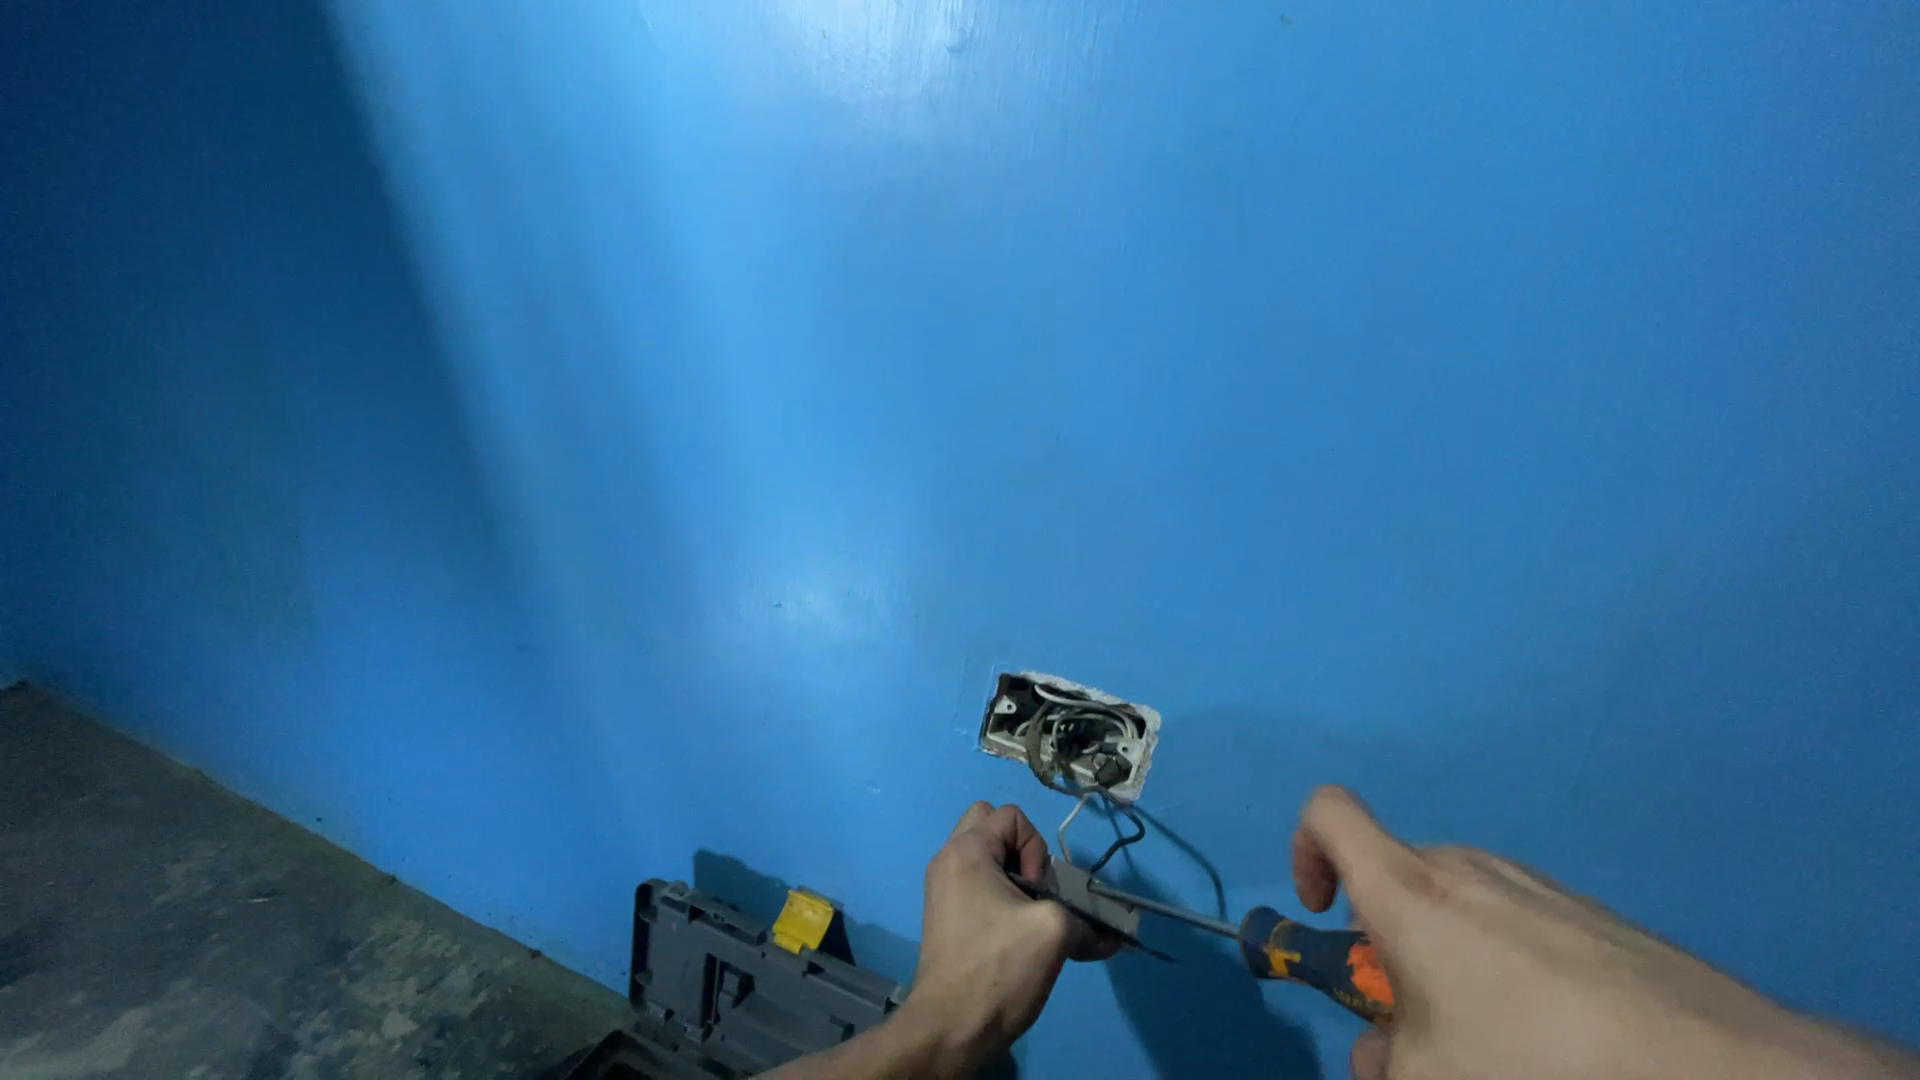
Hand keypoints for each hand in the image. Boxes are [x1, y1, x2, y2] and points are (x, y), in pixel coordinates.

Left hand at [899, 801, 1116, 1072]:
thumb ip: (1085, 921)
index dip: (1035, 848)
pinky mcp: (946, 915)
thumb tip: (1112, 938)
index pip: (1010, 816)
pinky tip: (1017, 933)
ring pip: (986, 858)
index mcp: (966, 851)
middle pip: (990, 825)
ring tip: (1028, 915)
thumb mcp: (1053, 933)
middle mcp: (949, 860)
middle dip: (1021, 851)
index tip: (1035, 890)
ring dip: (1014, 876)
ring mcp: (943, 889)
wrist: (950, 1028)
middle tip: (1032, 890)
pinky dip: (1001, 896)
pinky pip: (978, 884)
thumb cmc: (998, 968)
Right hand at [1292, 786, 1919, 1079]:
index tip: (1325, 912)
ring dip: (1450, 955)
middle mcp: (1463, 867)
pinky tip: (1564, 1034)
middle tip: (1422, 1016)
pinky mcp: (1594, 913)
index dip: (1305, 850)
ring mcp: (1533, 885)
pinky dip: (1509, 962)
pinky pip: (1520, 921)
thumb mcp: (1429, 1078)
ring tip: (1500, 1034)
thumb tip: (1382, 1055)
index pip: (1327, 812)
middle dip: (1389, 937)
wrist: (1721, 1073)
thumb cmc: (1534, 1060)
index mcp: (1407, 889)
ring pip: (1459, 903)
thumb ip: (1380, 1063)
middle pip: (1395, 874)